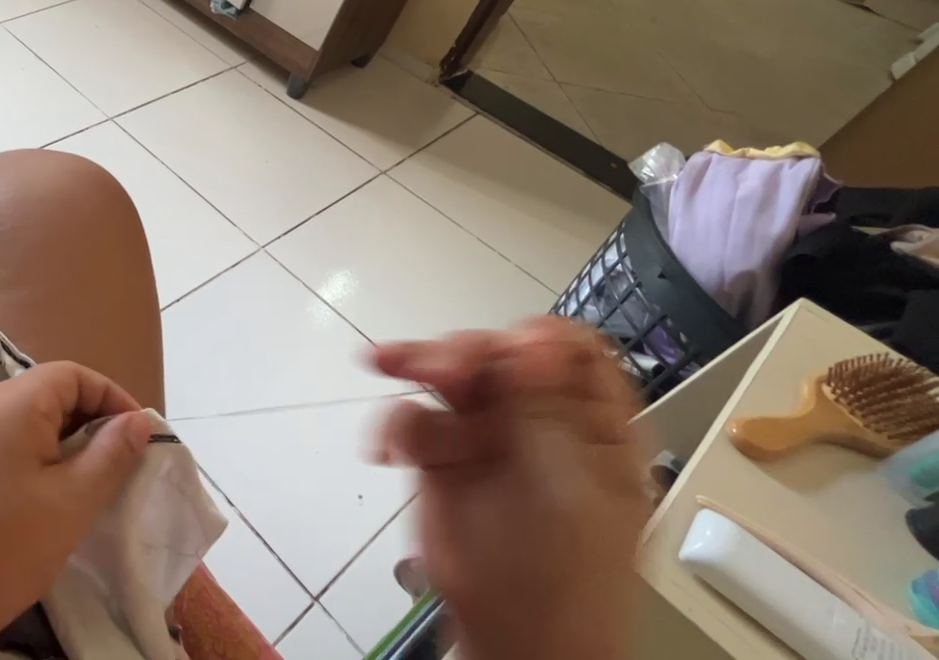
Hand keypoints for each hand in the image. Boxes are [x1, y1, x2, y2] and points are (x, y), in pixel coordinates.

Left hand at [0, 361, 150, 631]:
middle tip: (126, 457)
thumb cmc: (14, 542)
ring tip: (103, 473)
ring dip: (75, 434)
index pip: (73, 374)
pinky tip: (69, 483)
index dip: (111, 396)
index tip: (140, 435)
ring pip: (41, 411)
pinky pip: (23, 432)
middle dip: (95, 415)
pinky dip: (52, 447)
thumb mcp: (74, 498)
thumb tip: (138, 421)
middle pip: (56, 388)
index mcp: (16, 402)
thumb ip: (111, 453)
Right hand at [371, 318, 649, 659]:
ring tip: (383, 362)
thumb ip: (548, 412)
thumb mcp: (568, 489)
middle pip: (496, 353)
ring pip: (446, 371)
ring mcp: (483, 431)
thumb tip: (536, 341)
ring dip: (414, 362)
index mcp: (587, 425)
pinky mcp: (437, 450)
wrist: (512, 636)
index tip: (508, 349)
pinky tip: (388, 449)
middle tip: (434, 370)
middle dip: (461, 351)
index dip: (539, 341)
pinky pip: (409, 415)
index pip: (570, 354)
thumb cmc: (564, 575)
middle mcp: (535, 417)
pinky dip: (392, 424)